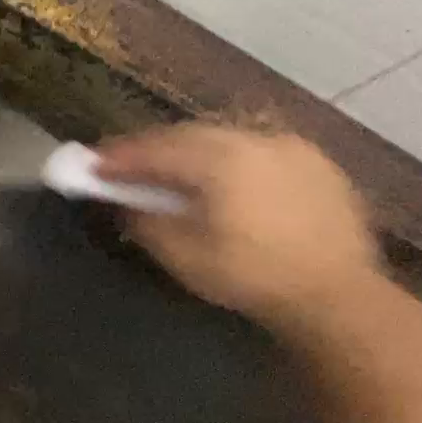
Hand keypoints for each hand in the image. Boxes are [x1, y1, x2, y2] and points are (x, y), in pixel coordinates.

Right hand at [97, 126, 384, 330]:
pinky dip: (219, 155)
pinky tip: (210, 175)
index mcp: (222, 162)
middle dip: (150, 147)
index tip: (89, 164)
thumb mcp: (182, 255)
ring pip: (224, 136)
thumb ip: (148, 223)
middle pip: (191, 134)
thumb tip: (127, 204)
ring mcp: (290, 148)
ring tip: (161, 166)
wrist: (332, 289)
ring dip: (185, 148)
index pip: (158, 150)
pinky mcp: (312, 162)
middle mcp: (257, 141)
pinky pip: (252, 147)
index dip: (120, 157)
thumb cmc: (248, 275)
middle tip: (118, 161)